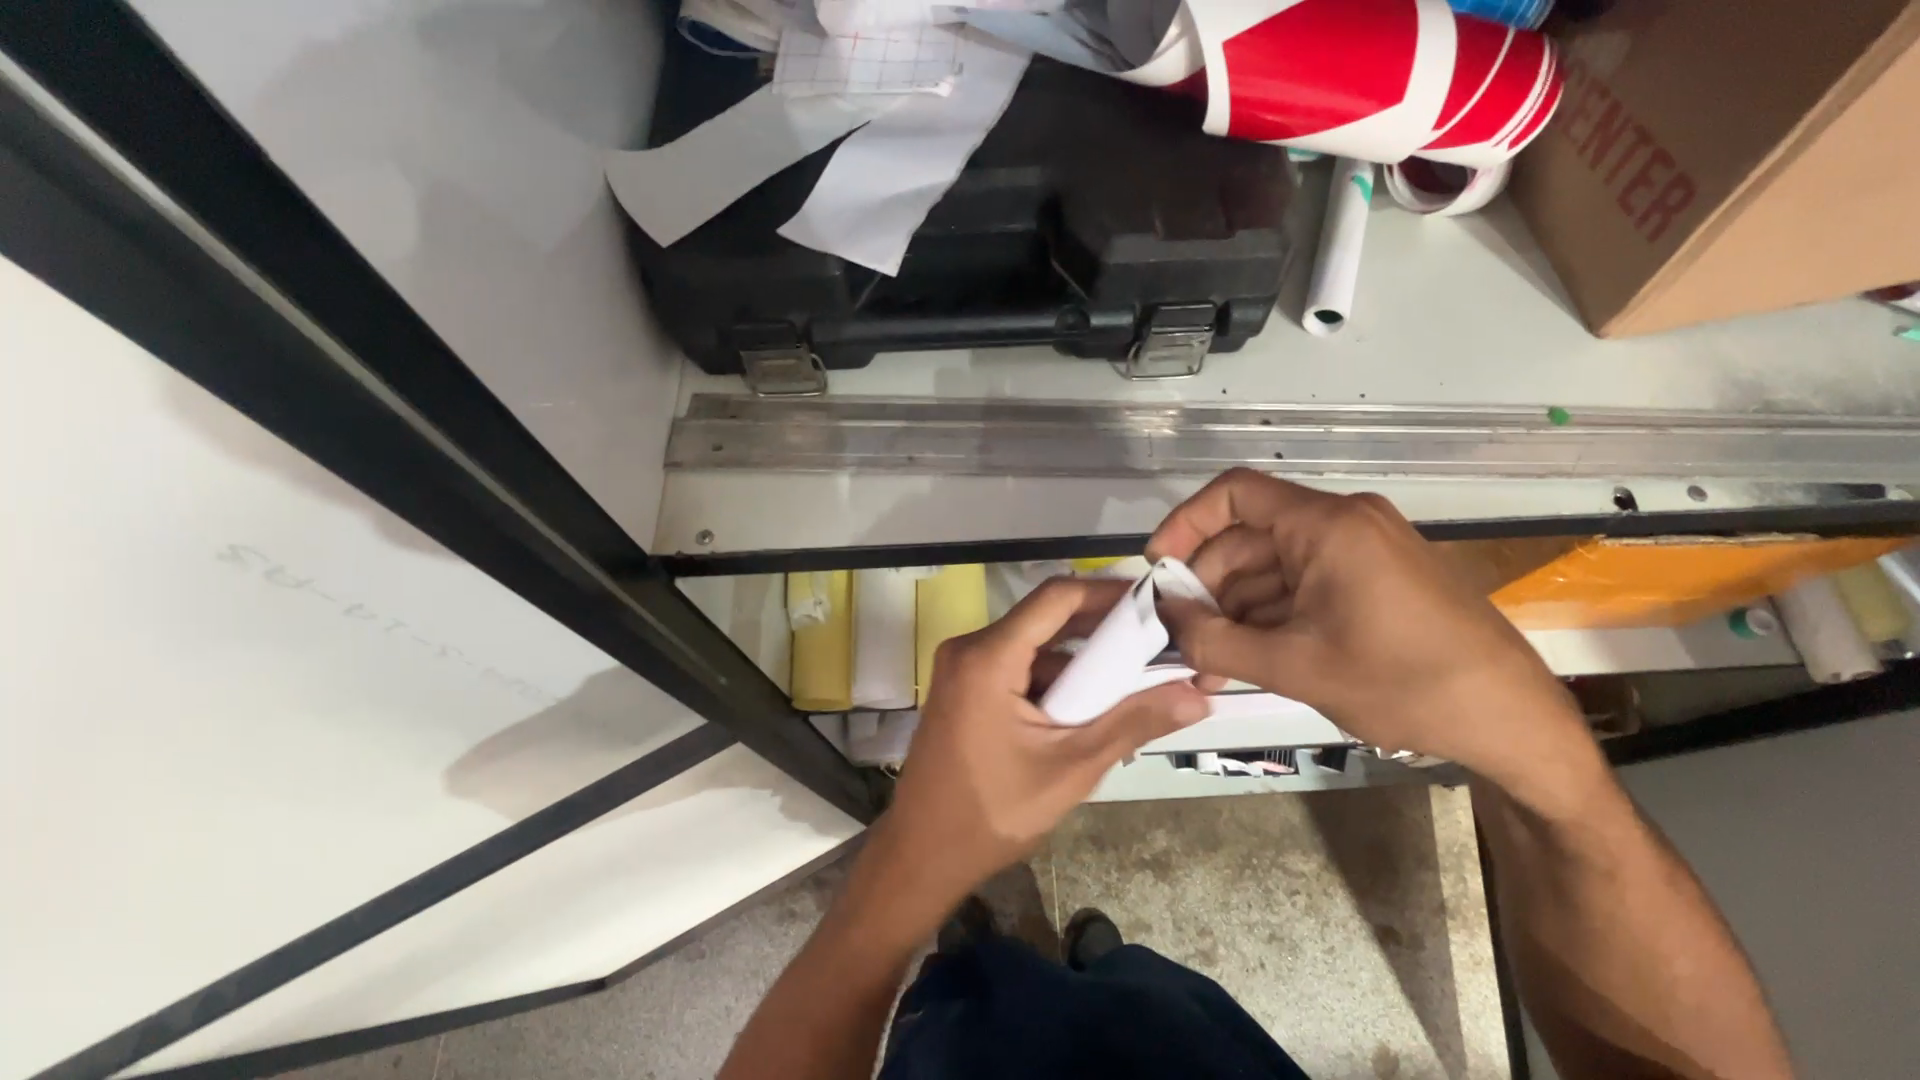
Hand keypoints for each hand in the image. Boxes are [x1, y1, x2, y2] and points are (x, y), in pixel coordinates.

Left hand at [872, 578, 1209, 909]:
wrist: (922, 854)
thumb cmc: (993, 813)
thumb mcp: (1071, 768)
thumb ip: (1132, 723)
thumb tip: (1197, 695)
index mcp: (988, 657)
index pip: (1056, 597)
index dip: (1108, 592)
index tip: (1155, 602)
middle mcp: (969, 649)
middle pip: (1046, 619)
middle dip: (1102, 631)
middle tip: (1158, 645)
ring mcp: (961, 669)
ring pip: (1034, 646)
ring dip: (1080, 662)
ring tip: (1134, 682)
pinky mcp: (963, 690)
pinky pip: (1017, 668)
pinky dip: (1054, 681)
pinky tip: (1089, 709)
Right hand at [1148, 469, 1592, 801]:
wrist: (1510, 717)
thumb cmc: (1402, 683)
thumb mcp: (1295, 667)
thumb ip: (1215, 639)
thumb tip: (1165, 616)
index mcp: (1328, 526)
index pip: (1235, 494)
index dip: (1186, 524)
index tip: (1159, 570)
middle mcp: (1344, 523)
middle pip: (1249, 538)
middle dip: (1209, 588)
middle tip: (1182, 639)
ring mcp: (1362, 551)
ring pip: (1274, 568)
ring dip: (1237, 611)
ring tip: (1211, 664)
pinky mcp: (1374, 579)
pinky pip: (1304, 586)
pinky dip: (1273, 617)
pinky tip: (1248, 659)